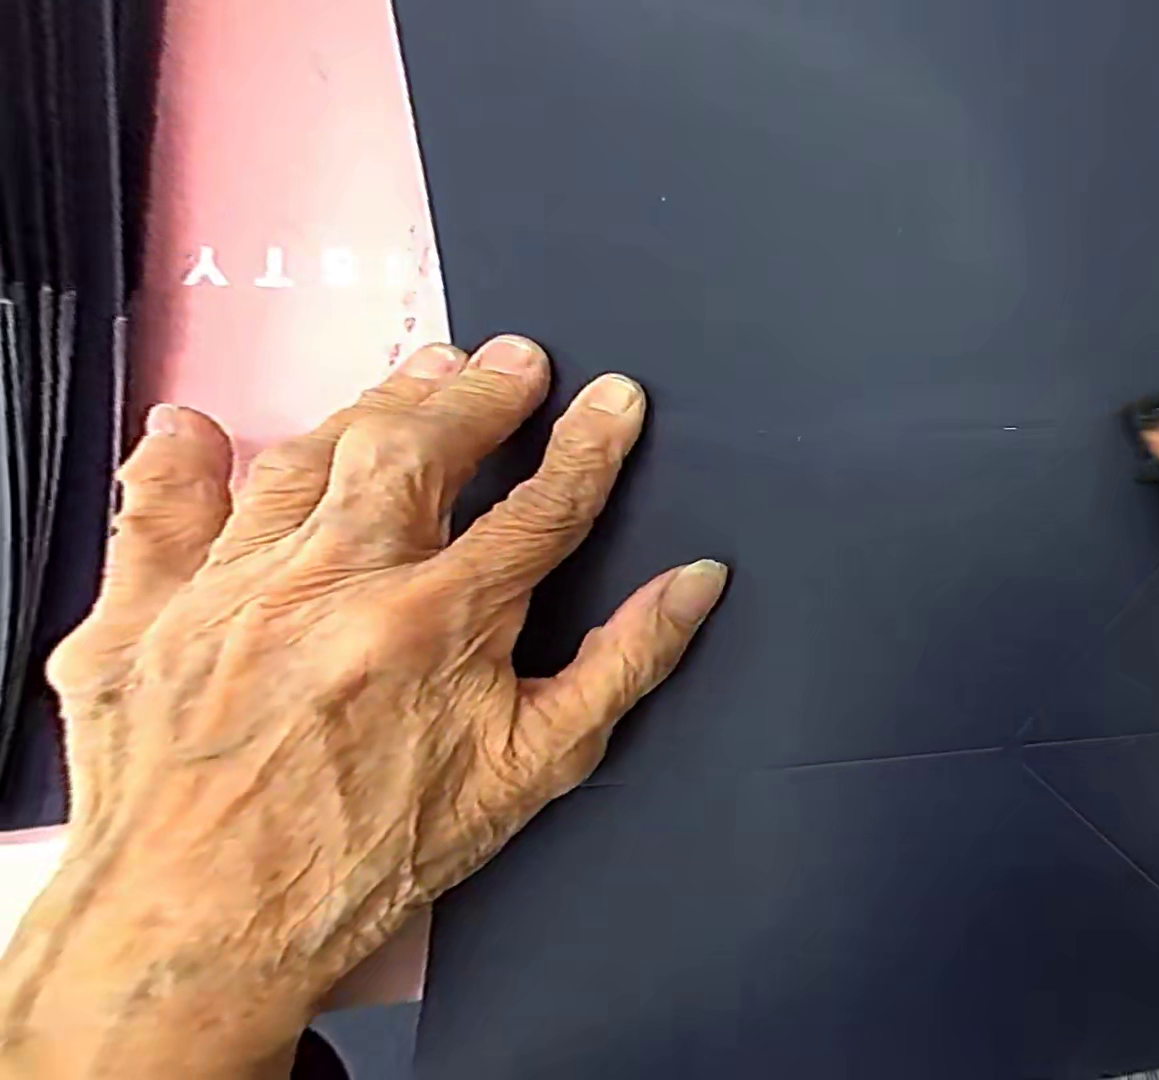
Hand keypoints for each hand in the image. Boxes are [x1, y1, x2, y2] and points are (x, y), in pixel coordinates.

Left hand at [0, 337, 725, 1077]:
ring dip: (373, 405)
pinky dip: (178, 464)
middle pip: (417, 456)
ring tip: (424, 367)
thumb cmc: (401, 840)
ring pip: (305, 463)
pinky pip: (155, 519)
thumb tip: (701, 579)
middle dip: (480, 396)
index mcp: (440, 622)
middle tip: (519, 354)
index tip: (619, 395)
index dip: (591, 445)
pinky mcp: (133, 623)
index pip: (542, 507)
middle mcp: (331, 586)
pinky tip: (198, 424)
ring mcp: (222, 595)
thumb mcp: (548, 757)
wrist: (198, 942)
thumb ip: (630, 657)